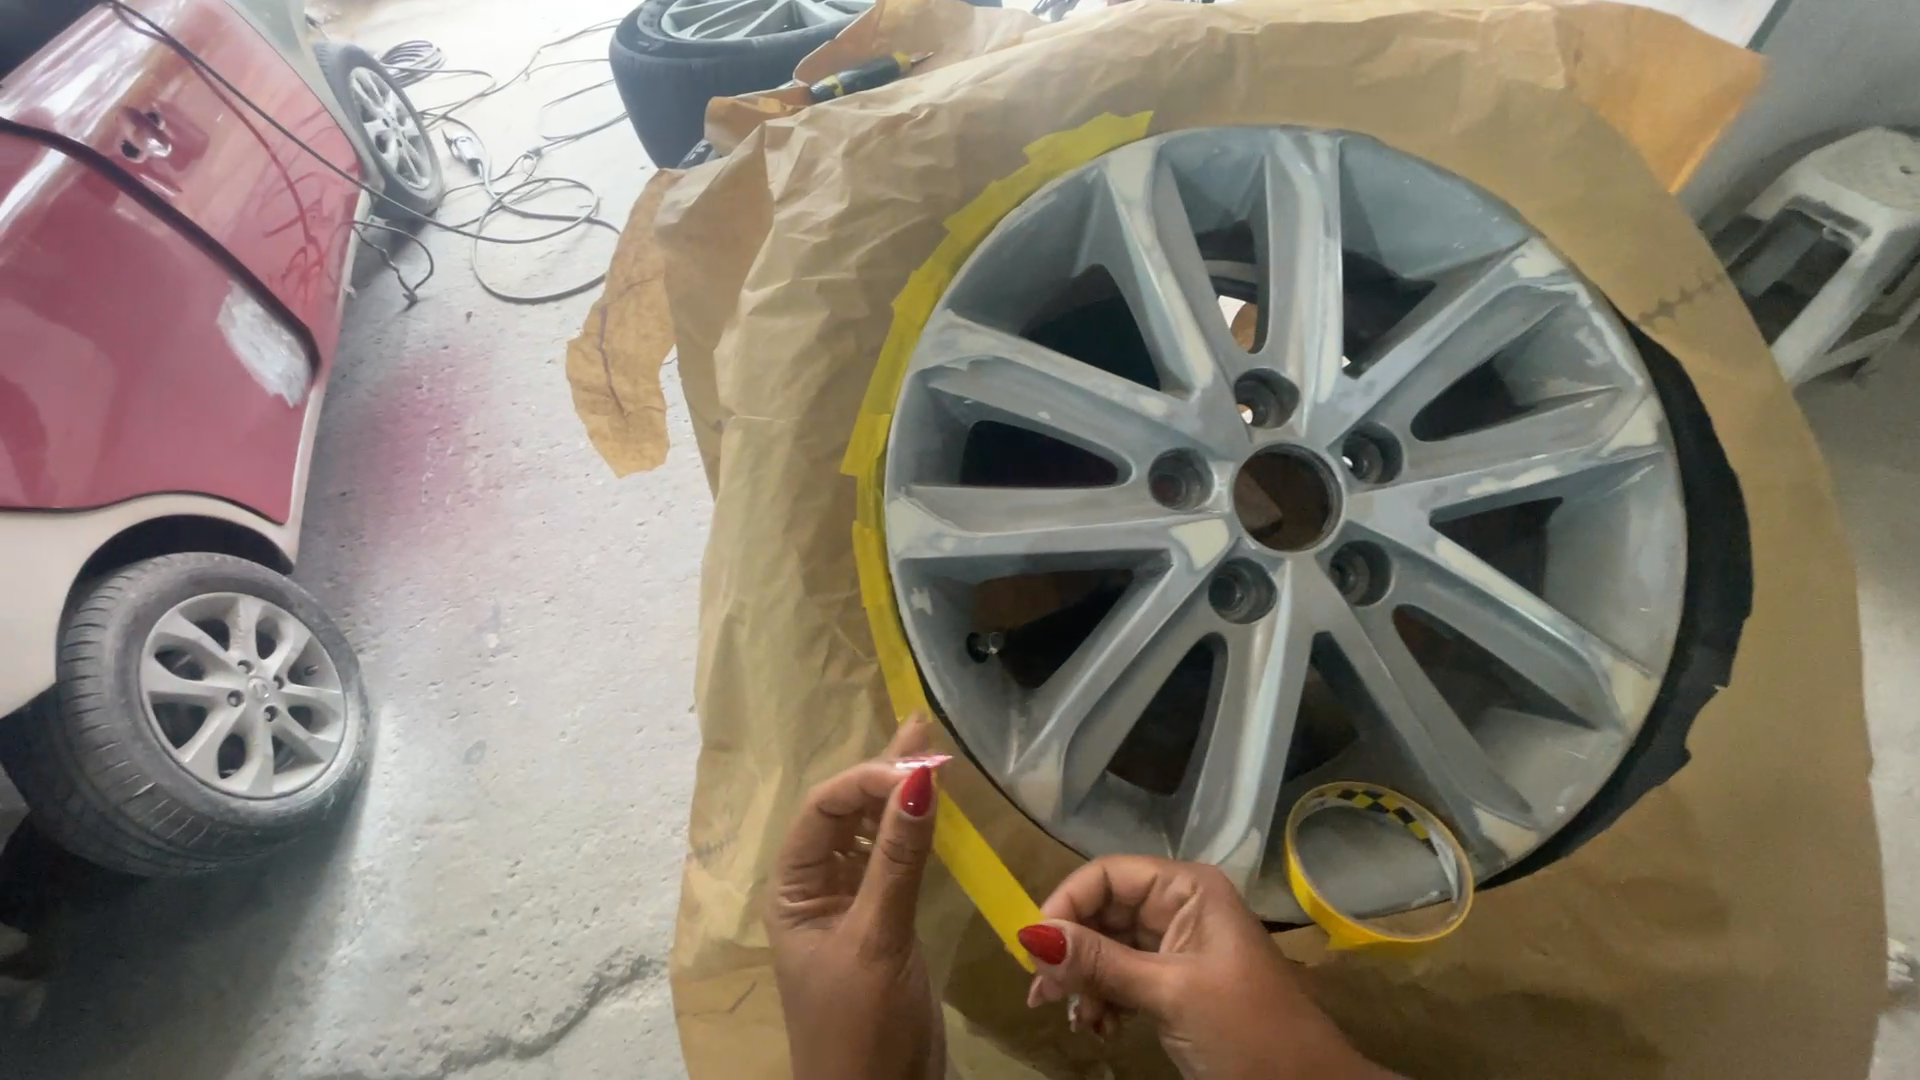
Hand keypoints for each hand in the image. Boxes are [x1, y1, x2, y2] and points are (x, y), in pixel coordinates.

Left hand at [765, 718, 947, 1079]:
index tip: (918, 769)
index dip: (866, 781)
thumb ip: (898, 858)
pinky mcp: (885, 914)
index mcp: (793, 888)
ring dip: (899, 789)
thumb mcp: (877, 938)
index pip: (825, 811)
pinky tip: (928, 799)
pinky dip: (913, 825)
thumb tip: (919, 781)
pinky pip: (895, 855)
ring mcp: (852, 898)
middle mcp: (817, 884)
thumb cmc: (860, 1027)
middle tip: (921, 728)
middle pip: (847, 811)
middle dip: (882, 770)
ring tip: (926, 745)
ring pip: (872, 829)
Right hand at [1020, 856, 1396, 1079]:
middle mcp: (1178, 905)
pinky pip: (1122, 976)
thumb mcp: (1169, 994)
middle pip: (1104, 910)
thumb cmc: (1249, 1033)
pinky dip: (1103, 999)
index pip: (1108, 875)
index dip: (1067, 903)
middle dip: (1071, 949)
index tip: (1032, 945)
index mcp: (1186, 888)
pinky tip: (1095, 1026)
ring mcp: (1176, 945)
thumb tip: (1030, 934)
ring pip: (1108, 946)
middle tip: (1040, 991)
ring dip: (1084, 979)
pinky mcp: (1174, 983)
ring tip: (1068, 1016)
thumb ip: (1099, 962)